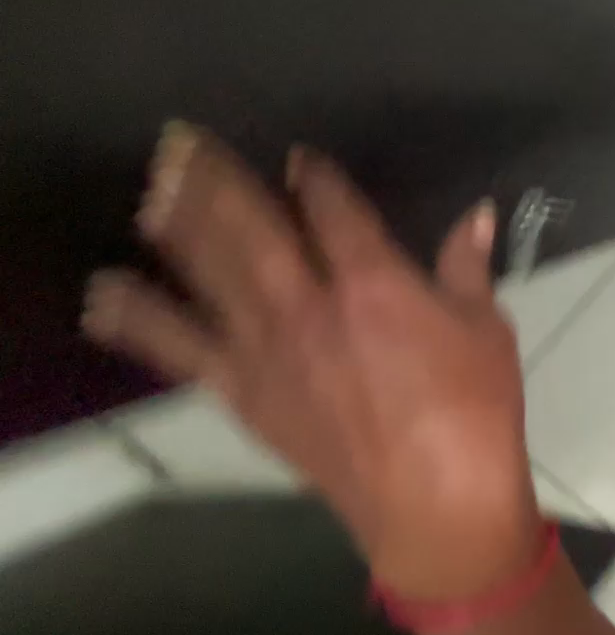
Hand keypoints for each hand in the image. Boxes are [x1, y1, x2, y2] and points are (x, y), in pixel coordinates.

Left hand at [82, 124, 542, 600]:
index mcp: (377, 285)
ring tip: (147, 189)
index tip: (301, 159)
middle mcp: (309, 305)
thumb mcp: (486, 327)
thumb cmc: (477, 403)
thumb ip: (468, 268)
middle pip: (250, 229)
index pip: (336, 214)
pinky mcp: (242, 391)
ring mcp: (265, 349)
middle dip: (215, 181)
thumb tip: (478, 217)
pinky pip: (178, 347)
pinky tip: (108, 293)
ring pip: (207, 274)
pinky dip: (138, 318)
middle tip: (179, 142)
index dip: (317, 181)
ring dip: (173, 227)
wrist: (433, 492)